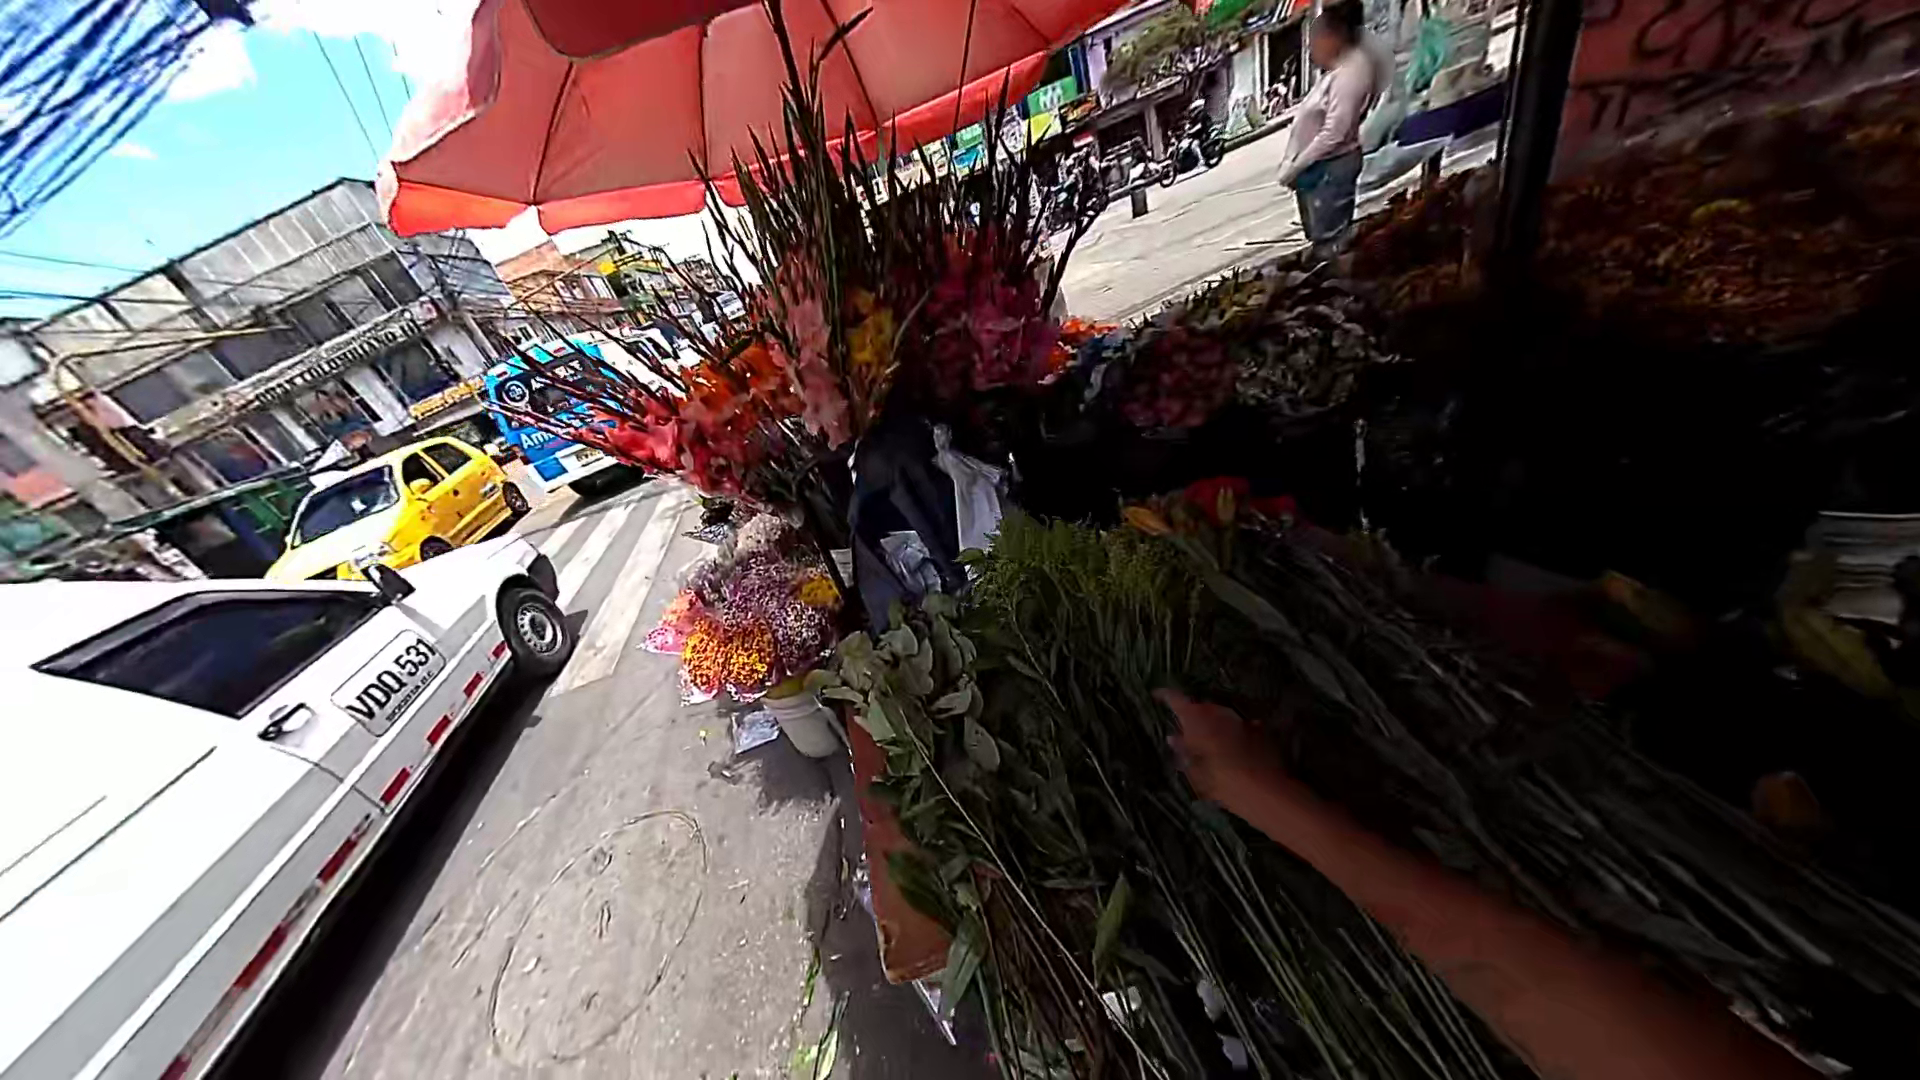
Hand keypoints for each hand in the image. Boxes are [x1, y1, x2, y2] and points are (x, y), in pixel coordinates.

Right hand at [1159, 689, 1300, 811]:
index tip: (1156, 695)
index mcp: (1196, 718)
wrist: (1264, 793)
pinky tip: (1235, 746)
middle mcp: (1218, 713)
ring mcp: (1241, 720)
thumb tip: (1173, 738)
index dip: (1165, 695)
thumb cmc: (1219, 781)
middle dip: (1193, 713)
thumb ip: (1182, 750)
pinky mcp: (1261, 732)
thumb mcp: (1193, 770)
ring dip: (1214, 722)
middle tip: (1185, 727)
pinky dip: (1235, 733)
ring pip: (1222, 715)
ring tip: (1209, 738)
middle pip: (1201, 706)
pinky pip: (1242, 727)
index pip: (1175, 698)